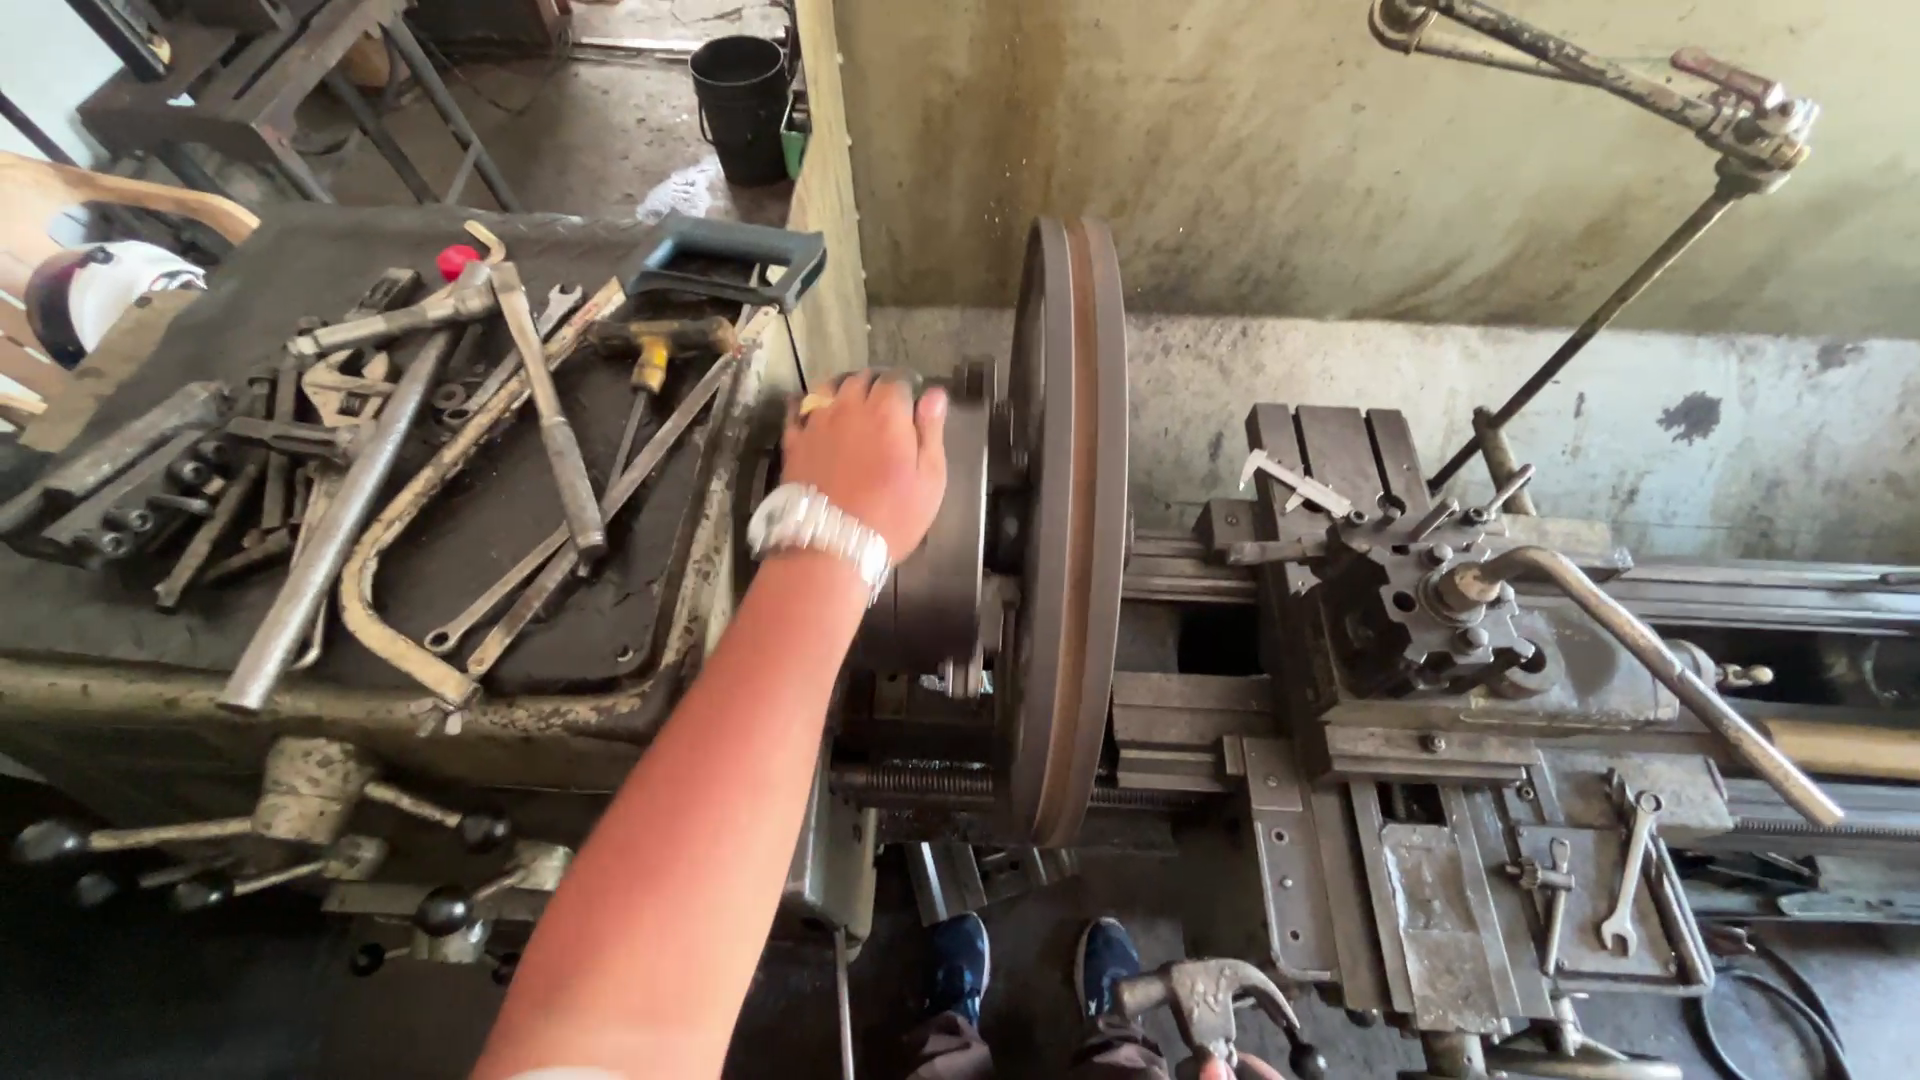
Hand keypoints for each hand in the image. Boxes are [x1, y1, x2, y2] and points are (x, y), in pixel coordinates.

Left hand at [783, 370, 946, 556]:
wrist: (832, 545)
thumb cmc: (892, 516)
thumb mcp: (930, 479)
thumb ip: (931, 432)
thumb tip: (934, 395)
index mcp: (887, 411)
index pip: (898, 379)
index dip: (908, 387)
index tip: (913, 401)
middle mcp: (849, 407)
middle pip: (862, 379)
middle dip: (877, 385)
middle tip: (886, 405)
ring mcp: (817, 422)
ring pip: (829, 386)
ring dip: (844, 389)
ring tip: (852, 404)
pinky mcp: (794, 441)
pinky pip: (798, 408)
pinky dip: (809, 404)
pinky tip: (816, 413)